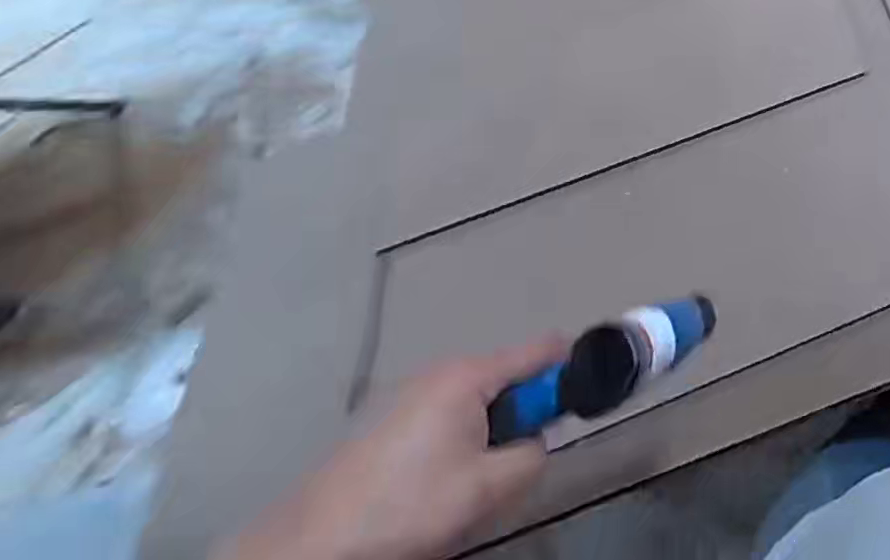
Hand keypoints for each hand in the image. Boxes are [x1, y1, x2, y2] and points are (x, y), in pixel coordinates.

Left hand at [217, 333, 570, 559]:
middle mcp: (441, 371)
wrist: (301, 552)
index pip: (543, 349)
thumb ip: (533, 455)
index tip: (588, 392)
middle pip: (509, 380)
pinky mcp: (386, 421)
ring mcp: (409, 393)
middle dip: (519, 417)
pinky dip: (457, 443)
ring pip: (477, 404)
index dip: (573, 366)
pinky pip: (446, 418)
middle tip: (508, 465)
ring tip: (468, 484)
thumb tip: (536, 443)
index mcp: (469, 374)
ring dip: (488, 435)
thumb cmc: (405, 509)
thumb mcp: (487, 489)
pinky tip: (434, 488)